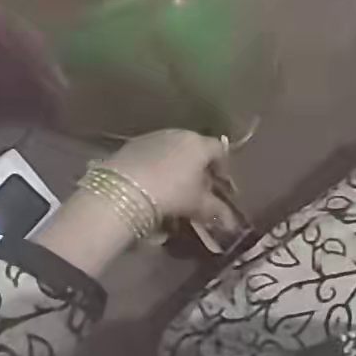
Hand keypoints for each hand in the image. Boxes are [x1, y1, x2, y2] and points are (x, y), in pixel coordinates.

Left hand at [102, 129, 236, 227]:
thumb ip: (216, 210)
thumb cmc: (172, 194)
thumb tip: (230, 221)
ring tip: (174, 188)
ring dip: (177, 166)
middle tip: (199, 189)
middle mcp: (177, 134)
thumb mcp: (198, 205)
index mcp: (199, 144)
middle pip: (195, 148)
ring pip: (172, 150)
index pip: (219, 150)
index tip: (221, 185)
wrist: (124, 190)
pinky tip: (153, 184)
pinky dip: (157, 167)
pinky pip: (152, 154)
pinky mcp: (132, 145)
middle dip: (199, 168)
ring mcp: (153, 137)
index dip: (223, 168)